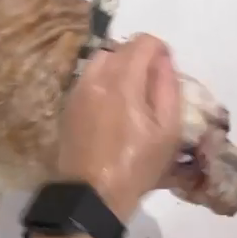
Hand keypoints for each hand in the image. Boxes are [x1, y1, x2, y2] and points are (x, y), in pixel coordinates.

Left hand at [56, 34, 182, 220]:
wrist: (92, 195)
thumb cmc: (136, 166)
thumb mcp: (167, 131)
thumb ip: (168, 88)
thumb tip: (164, 61)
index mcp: (123, 82)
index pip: (142, 42)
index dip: (160, 49)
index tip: (167, 68)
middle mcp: (96, 78)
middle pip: (121, 46)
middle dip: (140, 56)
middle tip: (152, 82)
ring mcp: (78, 90)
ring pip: (101, 59)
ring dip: (119, 65)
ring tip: (131, 92)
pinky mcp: (68, 104)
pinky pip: (88, 77)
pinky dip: (103, 79)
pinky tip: (112, 105)